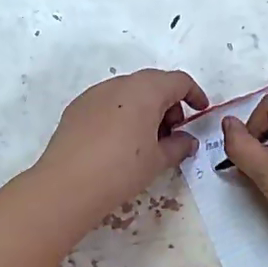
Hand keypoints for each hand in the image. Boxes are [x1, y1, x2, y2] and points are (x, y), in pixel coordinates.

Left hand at [36, 69, 207, 226]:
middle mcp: (121, 83)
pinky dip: (122, 114)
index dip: (194, 94)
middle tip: (172, 132)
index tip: (200, 112)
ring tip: (146, 140)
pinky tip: (118, 142)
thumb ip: (178, 145)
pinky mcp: (78, 107)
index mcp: (146, 90)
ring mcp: (96, 93)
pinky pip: (109, 102)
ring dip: (144, 108)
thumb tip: (186, 140)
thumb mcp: (158, 160)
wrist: (67, 185)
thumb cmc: (122, 168)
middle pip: (153, 83)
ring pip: (129, 92)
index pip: (179, 81)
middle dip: (169, 103)